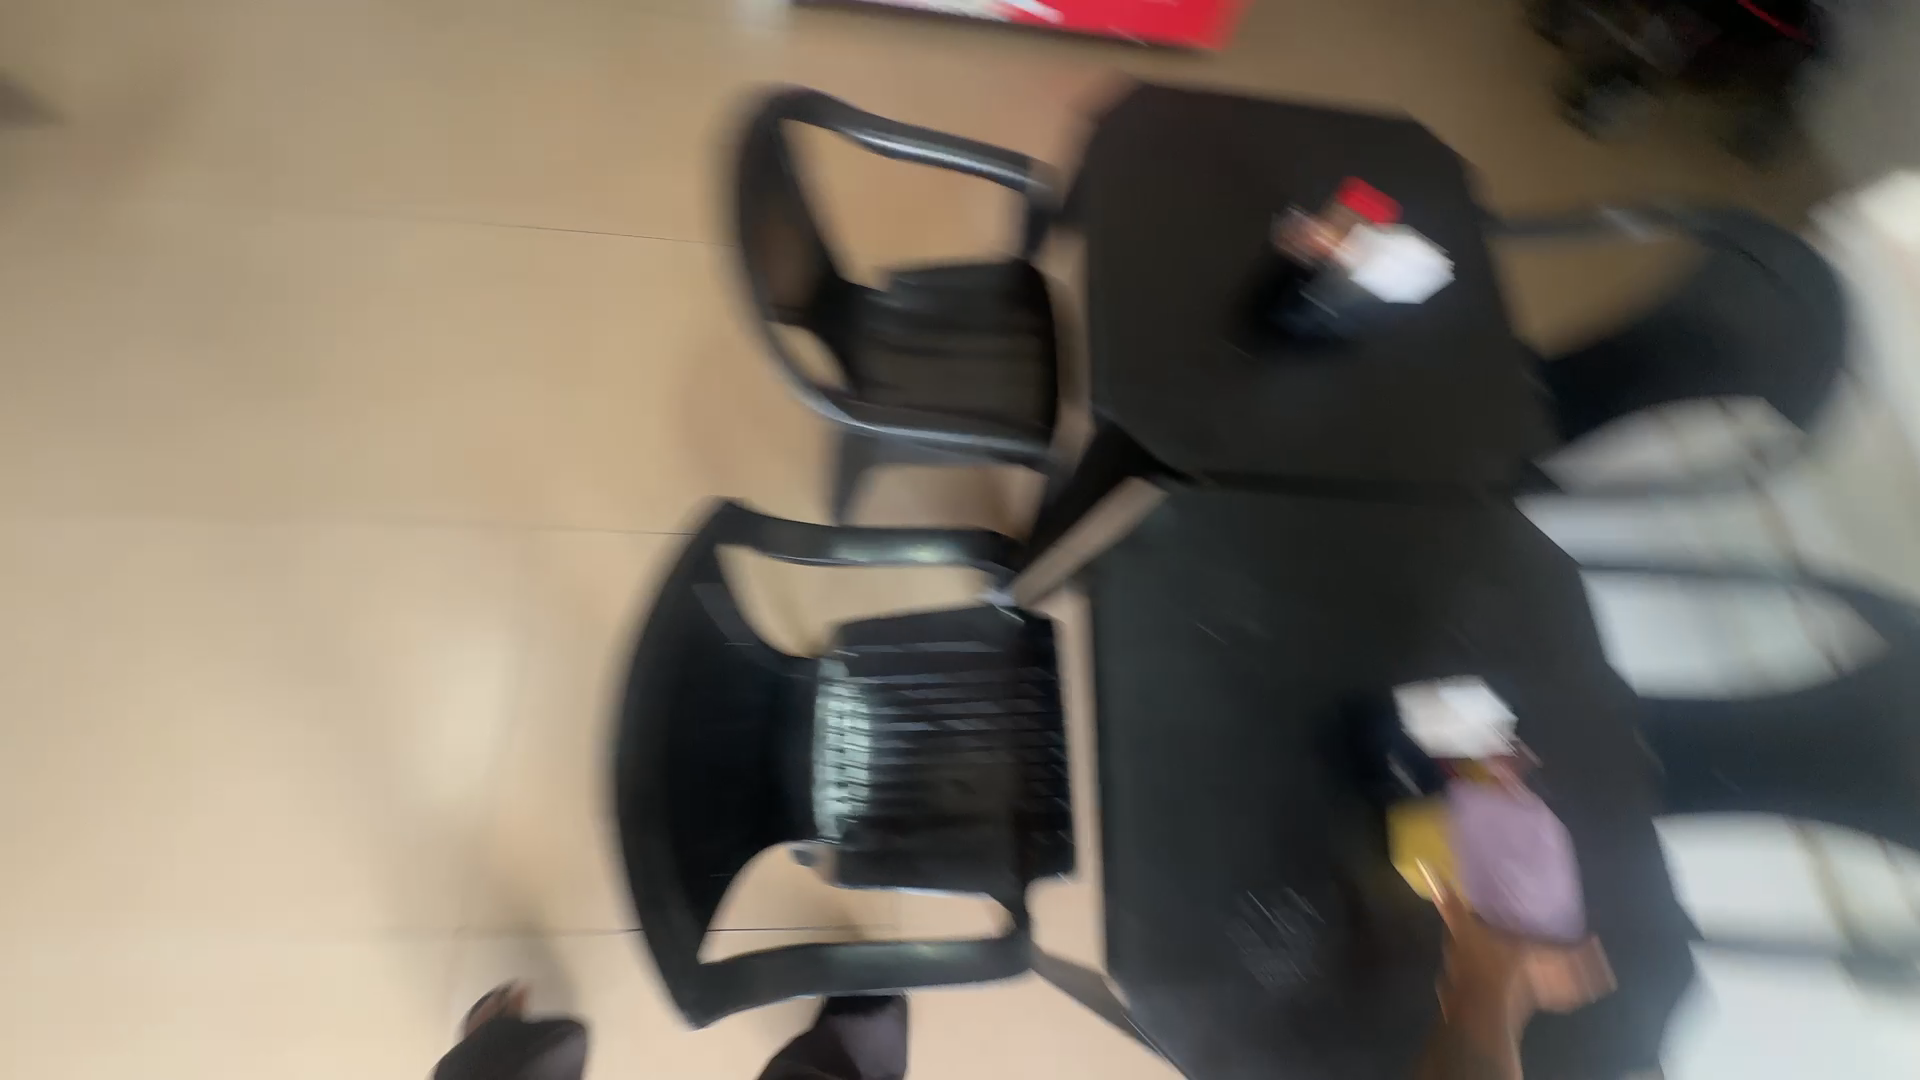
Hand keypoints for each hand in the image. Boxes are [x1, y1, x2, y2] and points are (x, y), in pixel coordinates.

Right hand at [1425, 864, 1614, 1023]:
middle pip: (1574, 976)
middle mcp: (1542, 975)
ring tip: (1578, 983)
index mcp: (1535, 953)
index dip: (1587, 949)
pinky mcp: (1520, 1008)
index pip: (1570, 951)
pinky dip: (1544, 998)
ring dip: (1570, 987)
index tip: (1596, 942)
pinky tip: (1537, 995)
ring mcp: (1534, 995)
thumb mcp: (1462, 927)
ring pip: (1561, 992)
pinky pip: (1541, 1000)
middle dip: (1586, 972)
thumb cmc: (1480, 965)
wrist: (1478, 1011)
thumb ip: (1450, 902)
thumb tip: (1428, 867)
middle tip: (1597, 965)